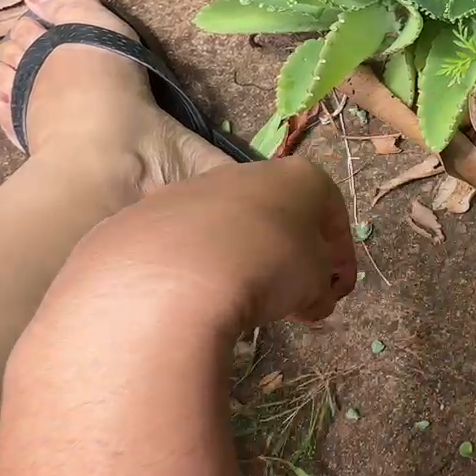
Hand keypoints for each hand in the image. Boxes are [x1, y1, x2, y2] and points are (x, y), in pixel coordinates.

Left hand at [49, 158, 357, 331]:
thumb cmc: (266, 268)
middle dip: (285, 253)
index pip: (332, 214)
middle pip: (275, 215)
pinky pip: (171, 248)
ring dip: (235, 258)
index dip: (340, 255)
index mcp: (299, 177)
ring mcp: (185, 193)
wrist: (163, 284)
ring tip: (233, 303)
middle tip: (289, 296)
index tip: (336, 289)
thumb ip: (321, 286)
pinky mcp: (134, 221)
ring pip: (221, 227)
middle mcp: (244, 173)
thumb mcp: (315, 284)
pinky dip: (184, 271)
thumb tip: (313, 299)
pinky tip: (184, 303)